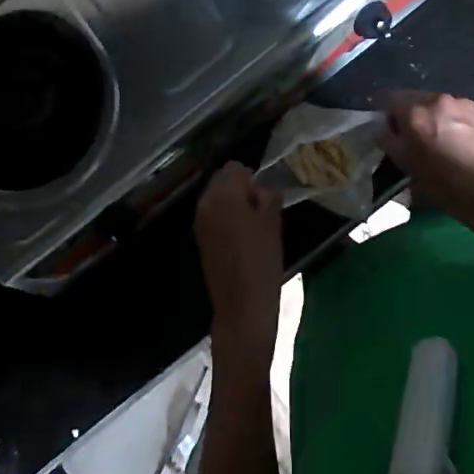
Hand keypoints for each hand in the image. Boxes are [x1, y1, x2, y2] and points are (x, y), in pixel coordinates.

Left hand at [194, 162, 282, 360]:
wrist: (242, 305)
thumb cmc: (262, 259)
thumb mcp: (273, 221)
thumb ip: (268, 196)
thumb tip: (262, 188)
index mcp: (223, 195)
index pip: (234, 168)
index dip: (251, 177)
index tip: (264, 195)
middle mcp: (205, 204)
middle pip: (221, 181)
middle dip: (240, 188)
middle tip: (261, 208)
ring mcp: (200, 223)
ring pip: (217, 199)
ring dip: (233, 204)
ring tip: (254, 225)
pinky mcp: (201, 240)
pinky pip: (213, 217)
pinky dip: (226, 219)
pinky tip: (242, 238)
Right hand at [379, 92, 473, 221]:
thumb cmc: (441, 182)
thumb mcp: (404, 164)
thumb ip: (388, 139)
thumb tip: (384, 127)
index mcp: (414, 112)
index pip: (389, 98)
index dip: (387, 113)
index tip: (390, 127)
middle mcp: (437, 99)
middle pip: (416, 98)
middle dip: (412, 114)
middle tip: (415, 137)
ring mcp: (462, 102)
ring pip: (439, 103)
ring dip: (435, 116)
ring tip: (441, 139)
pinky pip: (460, 110)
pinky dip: (455, 119)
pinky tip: (461, 140)